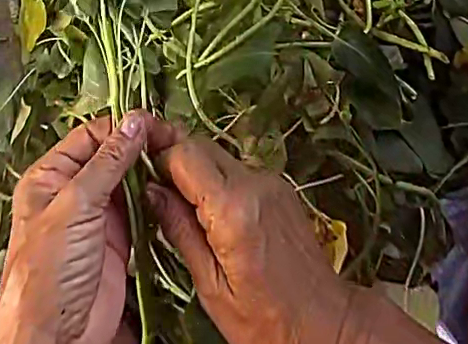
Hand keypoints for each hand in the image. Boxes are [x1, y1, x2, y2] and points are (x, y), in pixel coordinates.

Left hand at [0, 112, 151, 343]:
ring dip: (149, 169)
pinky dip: (154, 196)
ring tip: (176, 158)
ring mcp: (96, 214)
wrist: (57, 340)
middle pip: (111, 155)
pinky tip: (171, 186)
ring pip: (128, 179)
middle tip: (172, 138)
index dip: (122, 126)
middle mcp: (72, 189)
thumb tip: (134, 120)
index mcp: (51, 174)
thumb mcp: (76, 205)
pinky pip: (139, 207)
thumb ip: (108, 161)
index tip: (154, 122)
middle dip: (140, 146)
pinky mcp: (117, 238)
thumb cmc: (49, 271)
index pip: (91, 135)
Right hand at [143, 128, 432, 343]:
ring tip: (174, 193)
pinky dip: (215, 176)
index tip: (139, 164)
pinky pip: (236, 167)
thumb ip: (179, 231)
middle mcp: (253, 182)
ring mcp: (269, 179)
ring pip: (218, 153)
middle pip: (201, 145)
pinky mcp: (278, 184)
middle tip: (149, 174)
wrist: (327, 323)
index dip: (159, 154)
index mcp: (233, 209)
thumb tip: (150, 190)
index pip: (186, 154)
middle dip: (172, 153)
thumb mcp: (212, 287)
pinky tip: (206, 203)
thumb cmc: (265, 320)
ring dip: (194, 165)